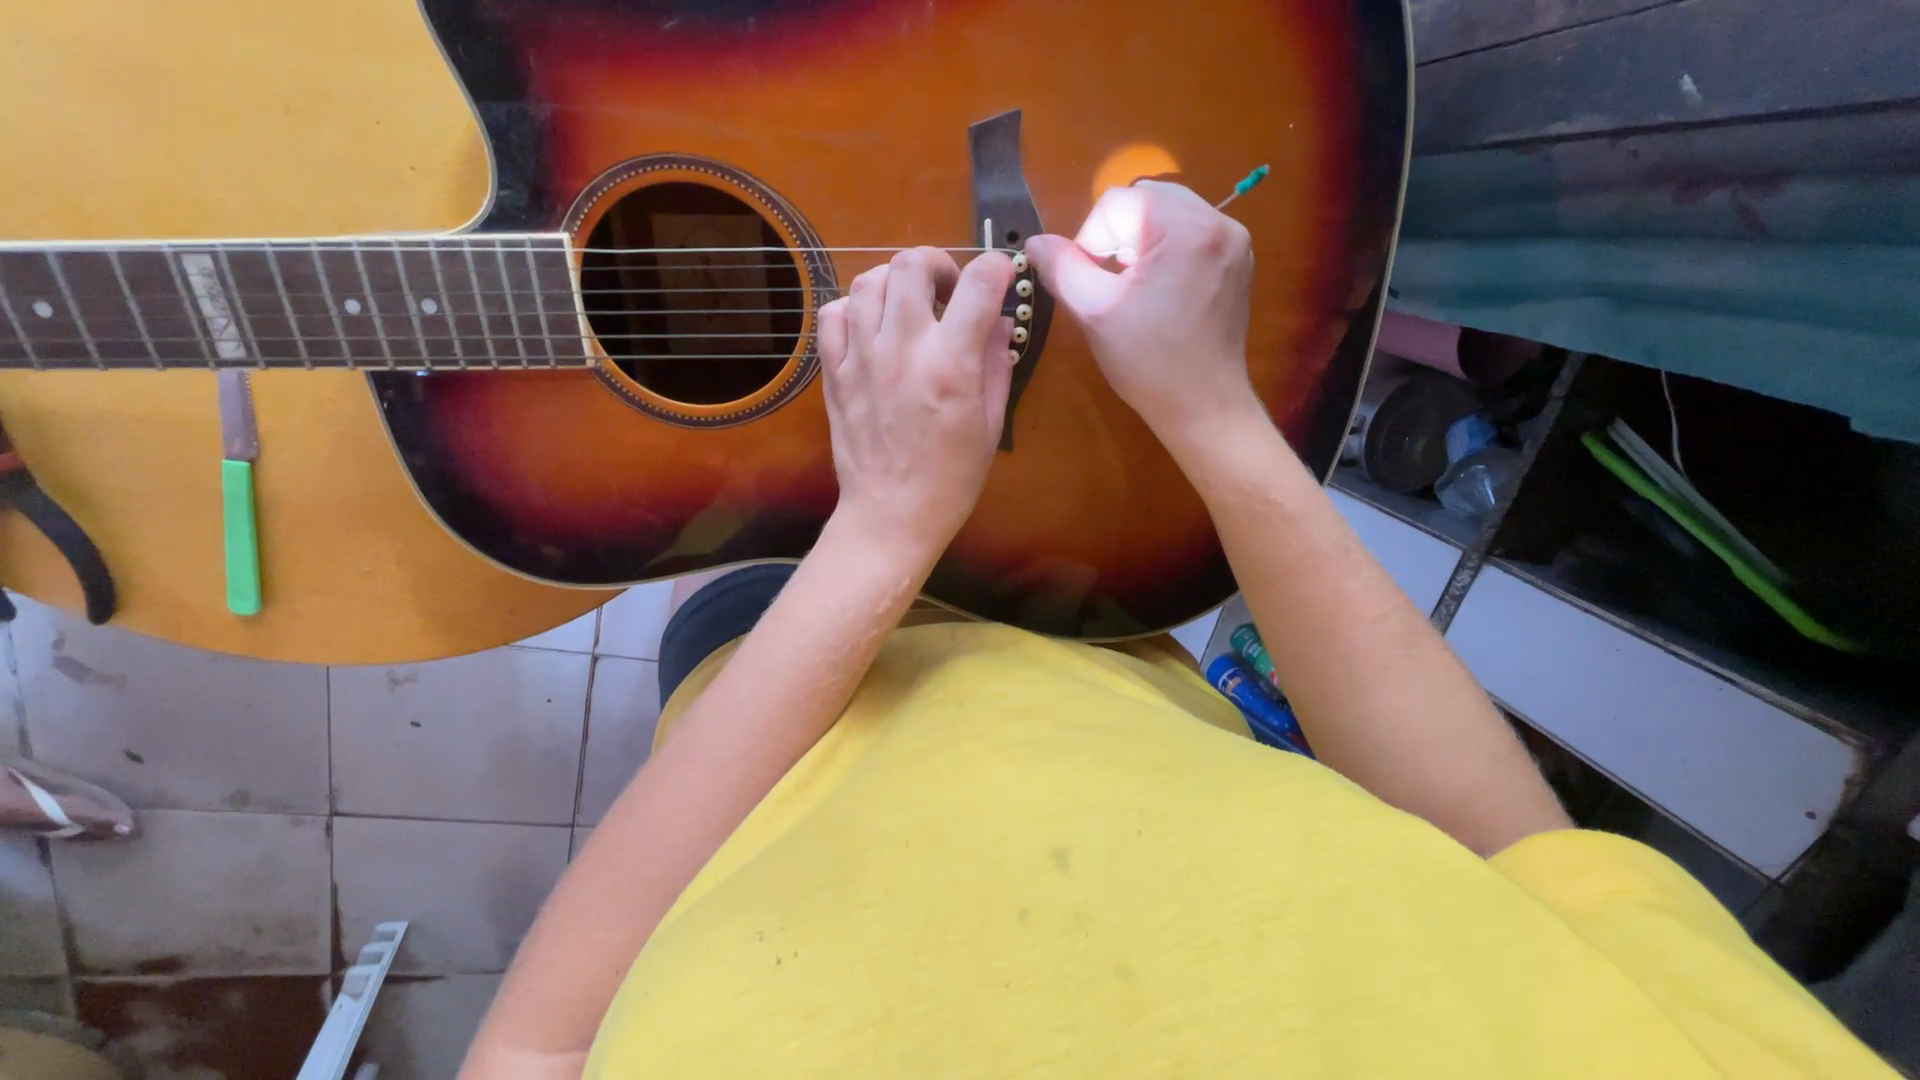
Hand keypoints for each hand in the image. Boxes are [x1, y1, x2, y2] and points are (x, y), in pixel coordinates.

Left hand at [816, 247, 1015, 561]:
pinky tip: (871, 326)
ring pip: (868, 280)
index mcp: (951, 365)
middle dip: (938, 263)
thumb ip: (996, 363)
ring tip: (909, 304)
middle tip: (948, 290)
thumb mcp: (992, 425)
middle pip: (912, 264)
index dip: (996, 267)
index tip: (1000, 276)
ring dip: (895, 281)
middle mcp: (903, 349)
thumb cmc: (951, 478)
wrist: (890, 516)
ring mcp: (861, 358)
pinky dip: (854, 307)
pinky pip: (832, 314)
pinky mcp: (833, 373)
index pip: (978, 284)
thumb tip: (997, 318)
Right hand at [1026, 181, 1259, 446]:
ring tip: (1132, 285)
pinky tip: (1157, 290)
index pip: (1118, 202)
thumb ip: (1061, 268)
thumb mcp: (1094, 312)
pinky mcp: (1238, 261)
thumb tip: (1035, 242)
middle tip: (1108, 279)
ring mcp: (1235, 241)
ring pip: (1170, 213)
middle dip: (1117, 233)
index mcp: (1186, 230)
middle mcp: (1219, 223)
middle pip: (1147, 198)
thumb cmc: (1148, 362)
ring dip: (1140, 239)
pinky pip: (1192, 233)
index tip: (1088, 279)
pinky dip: (1166, 250)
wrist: (1203, 405)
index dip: (1090, 237)